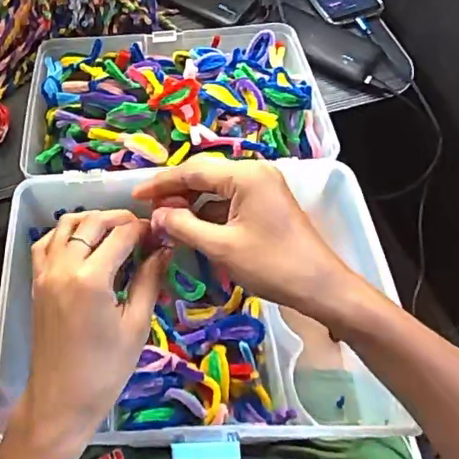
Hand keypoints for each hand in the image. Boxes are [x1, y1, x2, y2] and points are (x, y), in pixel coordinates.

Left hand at [15, 209, 169, 449]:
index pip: (121, 234)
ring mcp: (46, 272)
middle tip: (141, 231)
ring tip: (114, 233)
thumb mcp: (136, 326)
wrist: (59, 402)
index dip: (143, 229)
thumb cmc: (104, 371)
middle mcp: (64, 266)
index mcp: (91, 278)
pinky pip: (47, 242)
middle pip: (93, 222)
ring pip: (66, 225)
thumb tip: (163, 251)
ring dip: (92, 221)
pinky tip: (83, 244)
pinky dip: (65, 233)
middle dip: (120, 219)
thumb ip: (149, 281)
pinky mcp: (36, 281)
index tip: (158, 234)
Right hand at [132, 161, 381, 335]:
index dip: (161, 183)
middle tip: (148, 210)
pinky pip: (229, 200)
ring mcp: (262, 187)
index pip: (193, 171)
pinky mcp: (266, 203)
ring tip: (164, 220)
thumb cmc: (273, 265)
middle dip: (175, 192)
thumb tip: (157, 215)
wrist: (323, 287)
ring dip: (191, 203)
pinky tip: (191, 226)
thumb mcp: (222, 247)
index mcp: (245, 175)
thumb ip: (184, 226)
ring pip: (216, 189)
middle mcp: (254, 172)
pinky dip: (208, 212)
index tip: (136, 196)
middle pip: (204, 176)